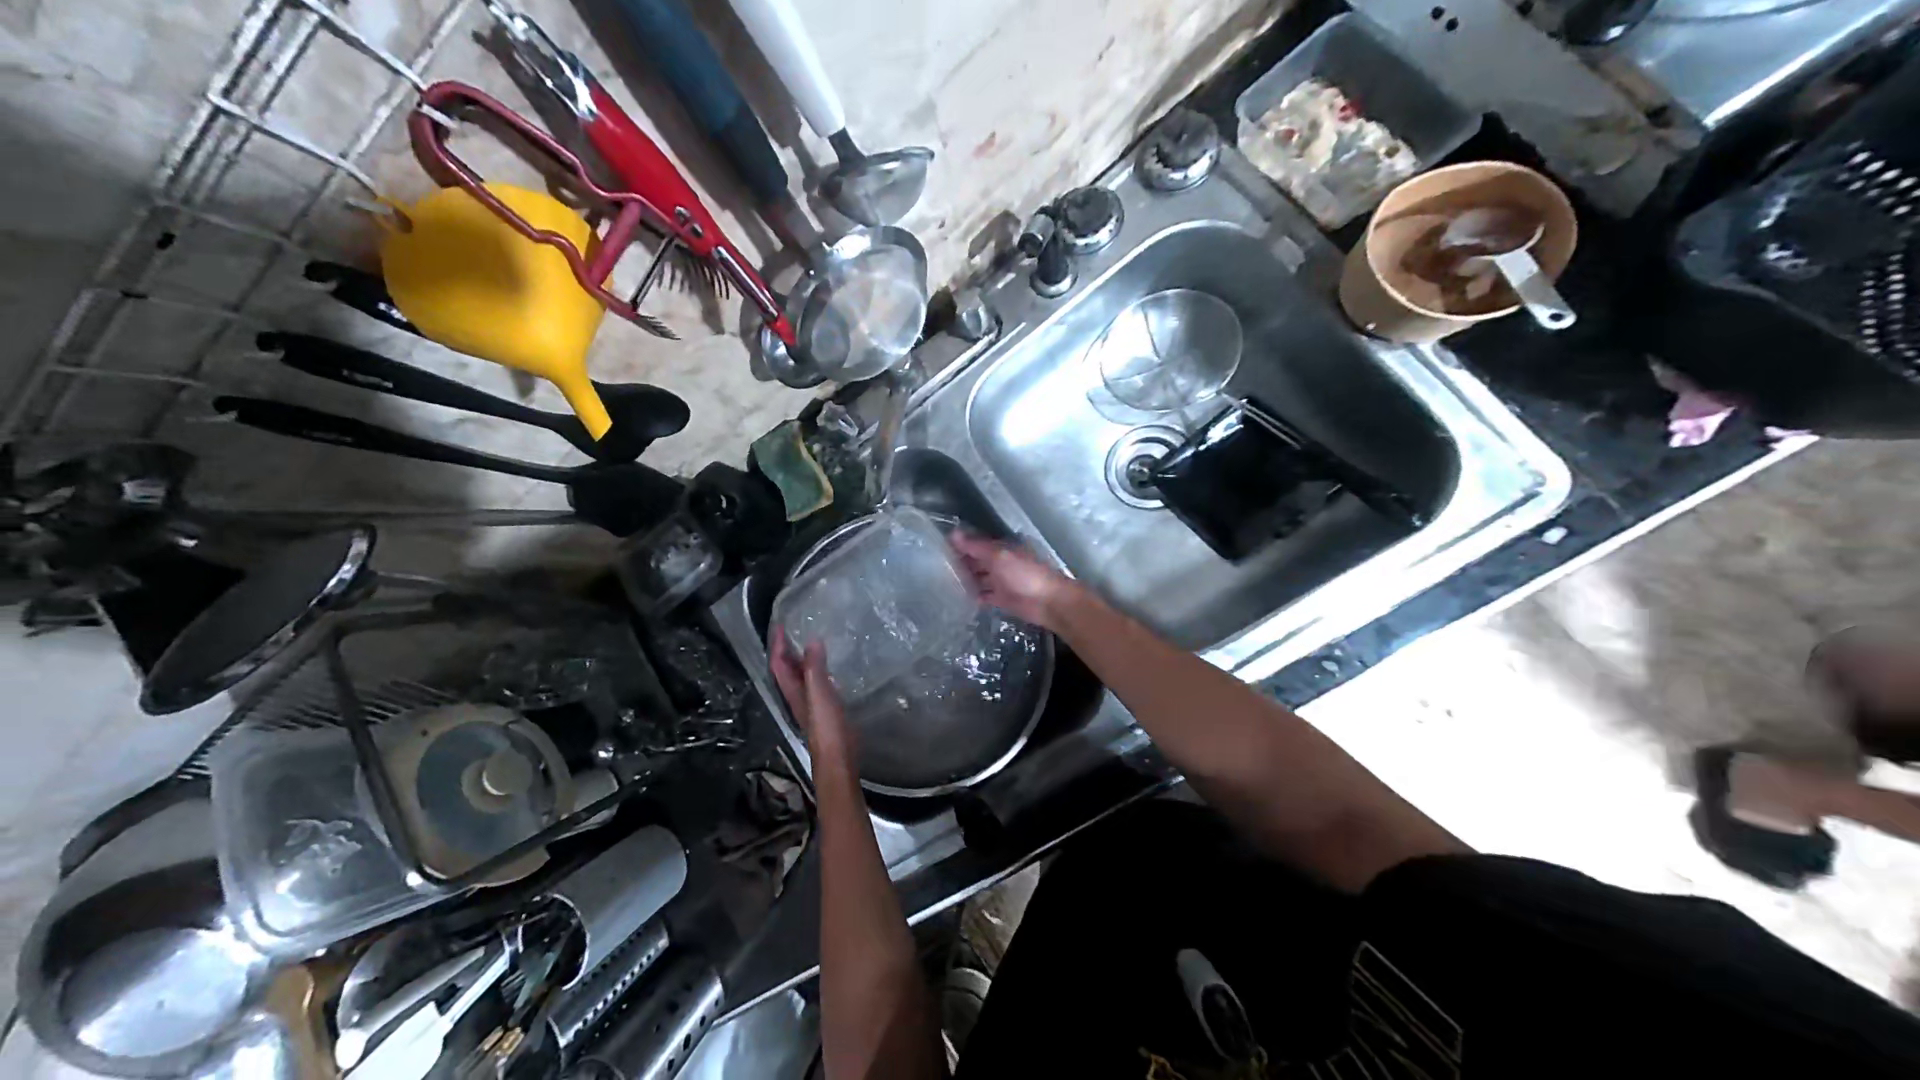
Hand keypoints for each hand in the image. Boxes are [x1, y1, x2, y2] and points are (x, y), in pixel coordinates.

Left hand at [770, 633, 856, 769]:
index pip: (778, 664)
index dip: (777, 645)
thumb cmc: (826, 726)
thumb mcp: (819, 693)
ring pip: (801, 675)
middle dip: (787, 650)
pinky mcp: (825, 708)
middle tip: (794, 630)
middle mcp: (798, 695)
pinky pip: (817, 682)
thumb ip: (815, 668)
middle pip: (787, 669)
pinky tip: (830, 667)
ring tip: (811, 642)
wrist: (838, 756)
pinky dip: (818, 670)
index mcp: (793, 691)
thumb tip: (812, 641)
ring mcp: (811, 702)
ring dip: (802, 659)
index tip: (780, 626)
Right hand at [949, 532, 1079, 629]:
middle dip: (959, 562)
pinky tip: (958, 598)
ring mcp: (1001, 581)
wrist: (1050, 603)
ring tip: (940, 583)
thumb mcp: (999, 557)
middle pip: (975, 560)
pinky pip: (984, 595)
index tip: (936, 548)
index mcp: (1000, 548)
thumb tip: (953, 533)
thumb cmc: (1026, 576)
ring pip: (978, 577)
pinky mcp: (1002, 599)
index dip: (958, 545)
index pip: (974, 543)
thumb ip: (976, 547)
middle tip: (933, 568)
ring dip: (964, 579)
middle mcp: (999, 562)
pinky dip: (973, 595)